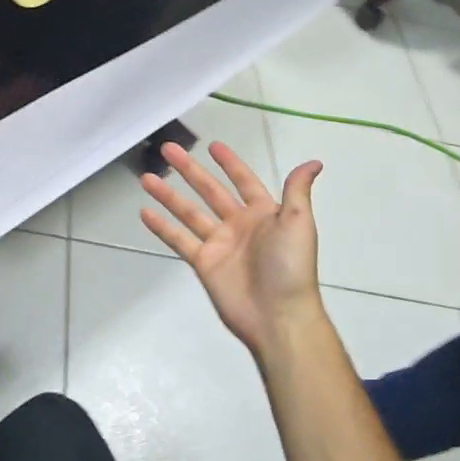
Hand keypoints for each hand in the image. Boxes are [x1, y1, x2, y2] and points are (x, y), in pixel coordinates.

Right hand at [140, 141, 325, 358]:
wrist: (278, 315)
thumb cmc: (291, 266)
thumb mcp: (298, 222)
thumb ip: (297, 190)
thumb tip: (315, 162)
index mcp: (263, 213)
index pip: (243, 181)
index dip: (229, 164)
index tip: (212, 145)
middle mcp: (239, 224)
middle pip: (209, 191)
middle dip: (190, 170)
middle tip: (168, 149)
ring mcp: (219, 244)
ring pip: (189, 212)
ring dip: (168, 195)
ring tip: (146, 177)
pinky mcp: (203, 263)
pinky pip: (179, 240)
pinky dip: (162, 227)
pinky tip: (145, 212)